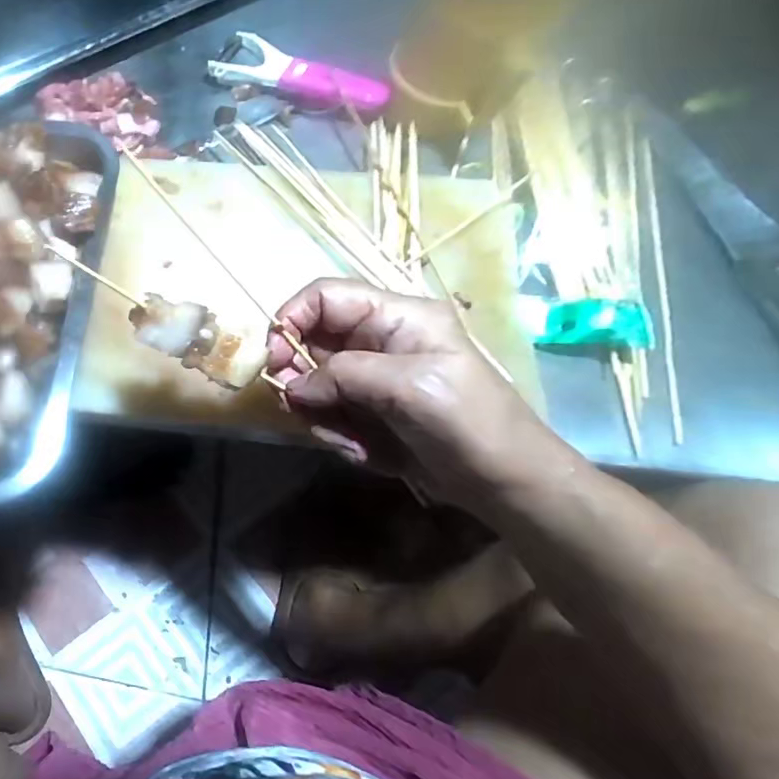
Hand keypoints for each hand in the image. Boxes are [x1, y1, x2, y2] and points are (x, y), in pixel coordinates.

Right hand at [267, 279, 573, 507]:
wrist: (505, 482)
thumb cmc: (469, 422)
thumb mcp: (411, 387)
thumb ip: (346, 375)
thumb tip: (293, 387)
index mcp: (397, 317)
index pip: (326, 296)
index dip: (292, 318)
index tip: (274, 358)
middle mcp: (380, 340)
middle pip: (313, 340)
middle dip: (300, 376)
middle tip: (300, 407)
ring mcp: (373, 378)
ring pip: (315, 382)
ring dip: (320, 413)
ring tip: (348, 440)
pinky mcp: (370, 410)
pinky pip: (330, 412)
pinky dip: (335, 432)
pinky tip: (362, 451)